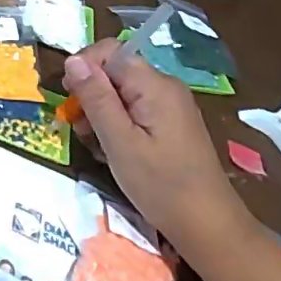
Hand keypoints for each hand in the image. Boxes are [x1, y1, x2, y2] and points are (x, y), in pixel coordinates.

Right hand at [62, 39, 242, 240]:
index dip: (84, 67)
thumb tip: (73, 59)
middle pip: (115, 71)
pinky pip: (136, 108)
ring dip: (103, 111)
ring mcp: (171, 105)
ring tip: (97, 144)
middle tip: (82, 129)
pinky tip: (116, 150)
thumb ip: (96, 97)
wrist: (210, 229)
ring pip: (123, 92)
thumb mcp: (119, 142)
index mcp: (154, 84)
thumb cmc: (161, 185)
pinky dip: (119, 123)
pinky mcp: (172, 123)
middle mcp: (165, 86)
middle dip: (92, 94)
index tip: (70, 98)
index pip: (109, 52)